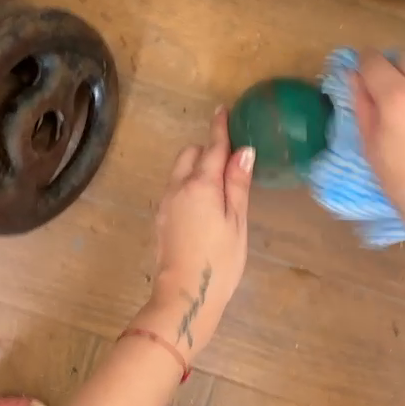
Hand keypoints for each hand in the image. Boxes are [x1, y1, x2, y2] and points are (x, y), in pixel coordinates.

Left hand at [140, 107, 253, 354]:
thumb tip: (243, 151)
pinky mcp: (160, 218)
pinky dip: (188, 185)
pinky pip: (174, 189)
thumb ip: (238, 184)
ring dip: (195, 168)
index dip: (219, 128)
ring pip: (179, 171)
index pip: (212, 147)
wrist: (184, 295)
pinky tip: (202, 206)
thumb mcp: (237, 222)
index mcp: (201, 185)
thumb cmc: (220, 261)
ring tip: (217, 186)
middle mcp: (178, 187)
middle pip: (190, 155)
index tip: (222, 111)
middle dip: (206, 150)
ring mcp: (165, 203)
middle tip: (228, 161)